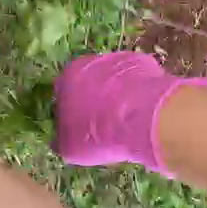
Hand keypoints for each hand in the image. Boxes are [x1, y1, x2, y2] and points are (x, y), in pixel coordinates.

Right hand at [52, 52, 206, 173]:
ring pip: (115, 78)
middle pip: (90, 80)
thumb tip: (60, 141)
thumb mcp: (71, 148)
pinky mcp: (145, 61)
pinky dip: (140, 90)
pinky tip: (146, 110)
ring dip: (119, 93)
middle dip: (96, 98)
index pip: (63, 92)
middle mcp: (89, 62)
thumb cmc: (98, 133)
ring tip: (129, 119)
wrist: (142, 118)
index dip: (72, 111)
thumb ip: (63, 139)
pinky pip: (139, 77)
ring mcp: (119, 59)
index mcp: (66, 79)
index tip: (80, 126)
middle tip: (105, 123)